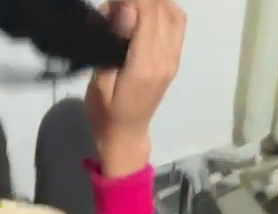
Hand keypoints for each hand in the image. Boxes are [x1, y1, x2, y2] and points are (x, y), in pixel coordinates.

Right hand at [84, 0, 185, 175]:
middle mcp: (164, 60)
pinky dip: (164, 10)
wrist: (126, 137)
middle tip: (116, 10)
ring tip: (132, 9)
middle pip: (160, 8)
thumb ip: (114, 45)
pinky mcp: (174, 60)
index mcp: (144, 66)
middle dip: (138, 0)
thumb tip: (127, 9)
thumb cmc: (106, 114)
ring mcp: (173, 60)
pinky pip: (177, 23)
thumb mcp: (100, 84)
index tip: (112, 4)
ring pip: (173, 12)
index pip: (147, 12)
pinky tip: (147, 14)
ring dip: (152, 3)